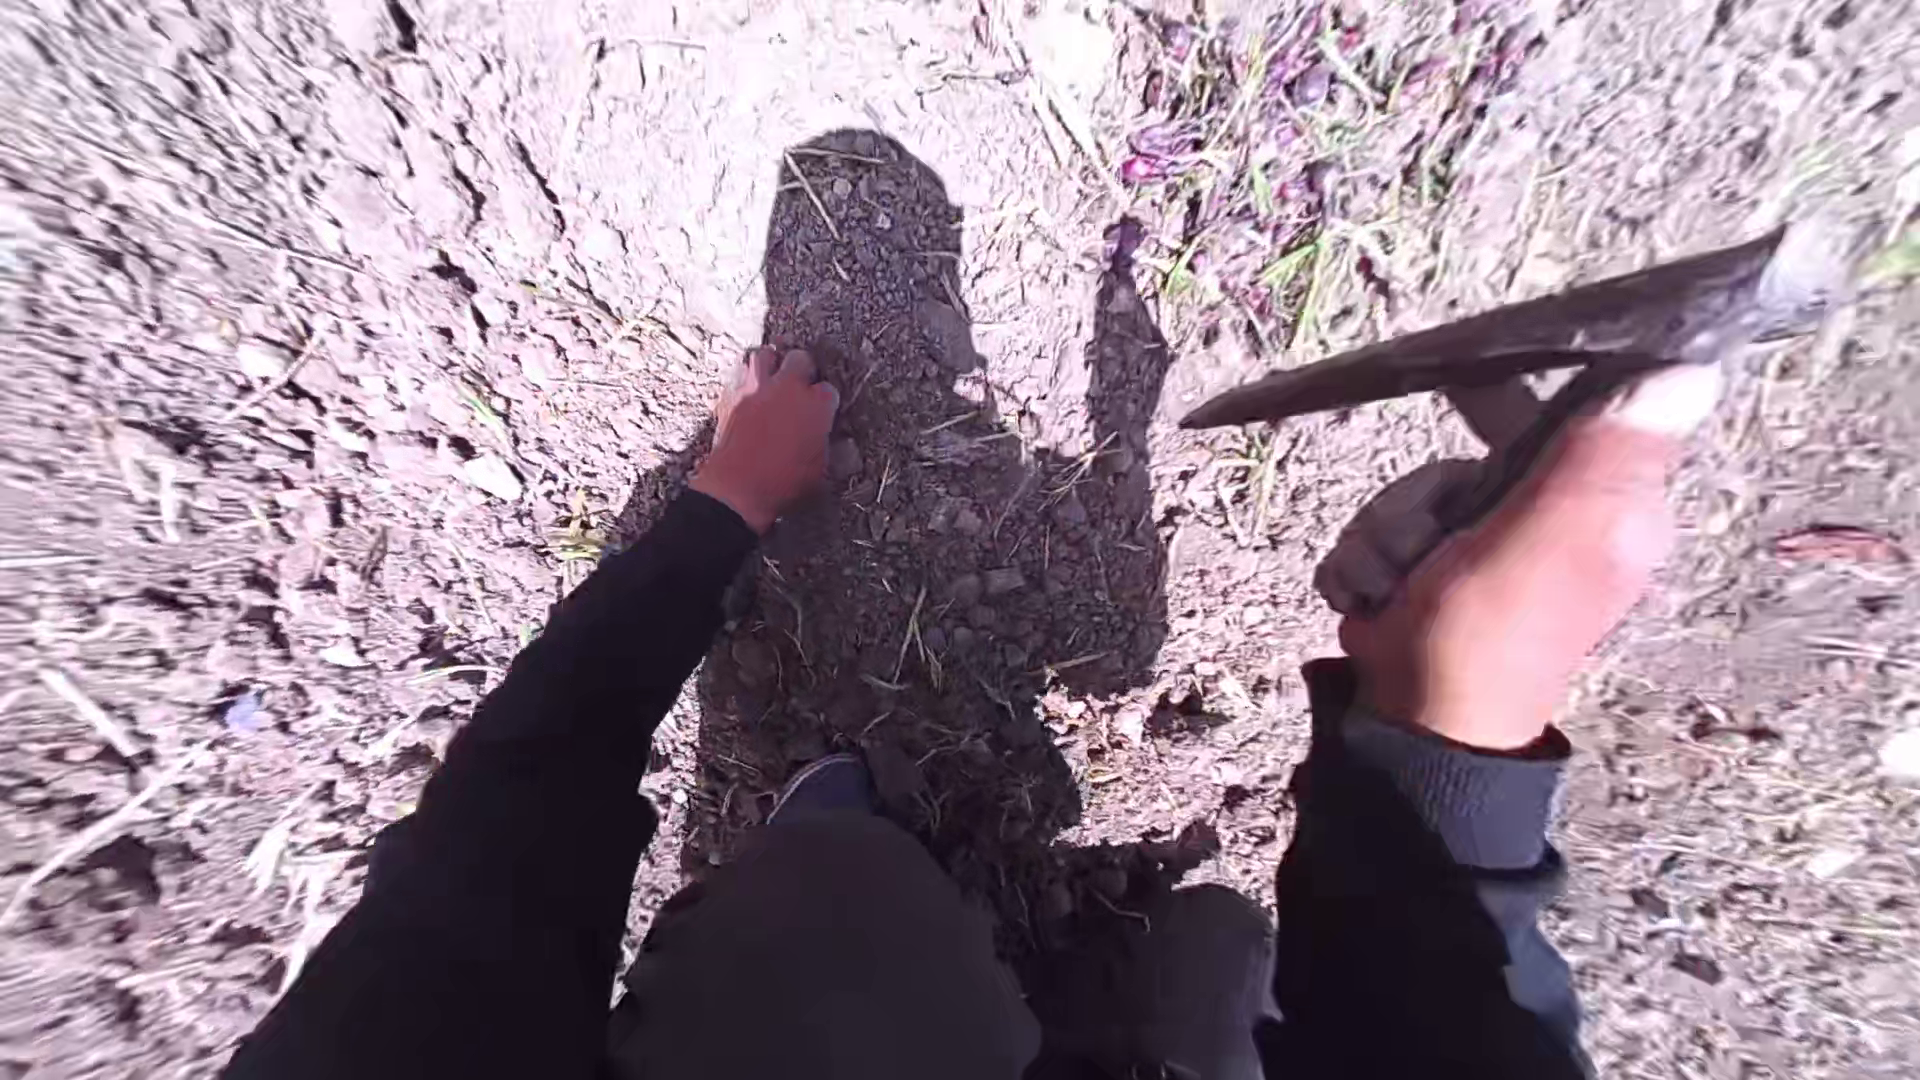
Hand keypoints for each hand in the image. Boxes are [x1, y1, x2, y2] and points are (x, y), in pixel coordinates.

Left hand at [691, 346, 838, 533]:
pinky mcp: (730, 397)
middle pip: (800, 358)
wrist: (738, 488)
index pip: (829, 389)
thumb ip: (831, 447)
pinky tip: (750, 394)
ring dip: (771, 363)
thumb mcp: (822, 470)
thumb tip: (843, 445)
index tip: (825, 412)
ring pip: (765, 355)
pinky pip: (739, 375)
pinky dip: (746, 380)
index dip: (827, 401)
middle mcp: (788, 388)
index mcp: (817, 405)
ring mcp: (756, 389)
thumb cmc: (785, 483)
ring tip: (774, 377)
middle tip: (802, 384)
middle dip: (803, 368)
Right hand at [1321, 365, 1719, 749]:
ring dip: (1373, 545)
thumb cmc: (1485, 631)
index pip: (1558, 425)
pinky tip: (1363, 598)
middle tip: (1414, 550)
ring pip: (1391, 505)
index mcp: (1586, 509)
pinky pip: (1362, 540)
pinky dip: (1353, 569)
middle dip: (1408, 509)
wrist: (1411, 709)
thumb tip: (1680, 371)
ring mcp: (1456, 548)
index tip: (1457, 389)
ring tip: (1383, 588)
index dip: (1507, 404)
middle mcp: (1524, 522)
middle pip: (1444, 467)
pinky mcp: (1405, 569)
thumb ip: (1598, 463)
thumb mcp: (1548, 543)